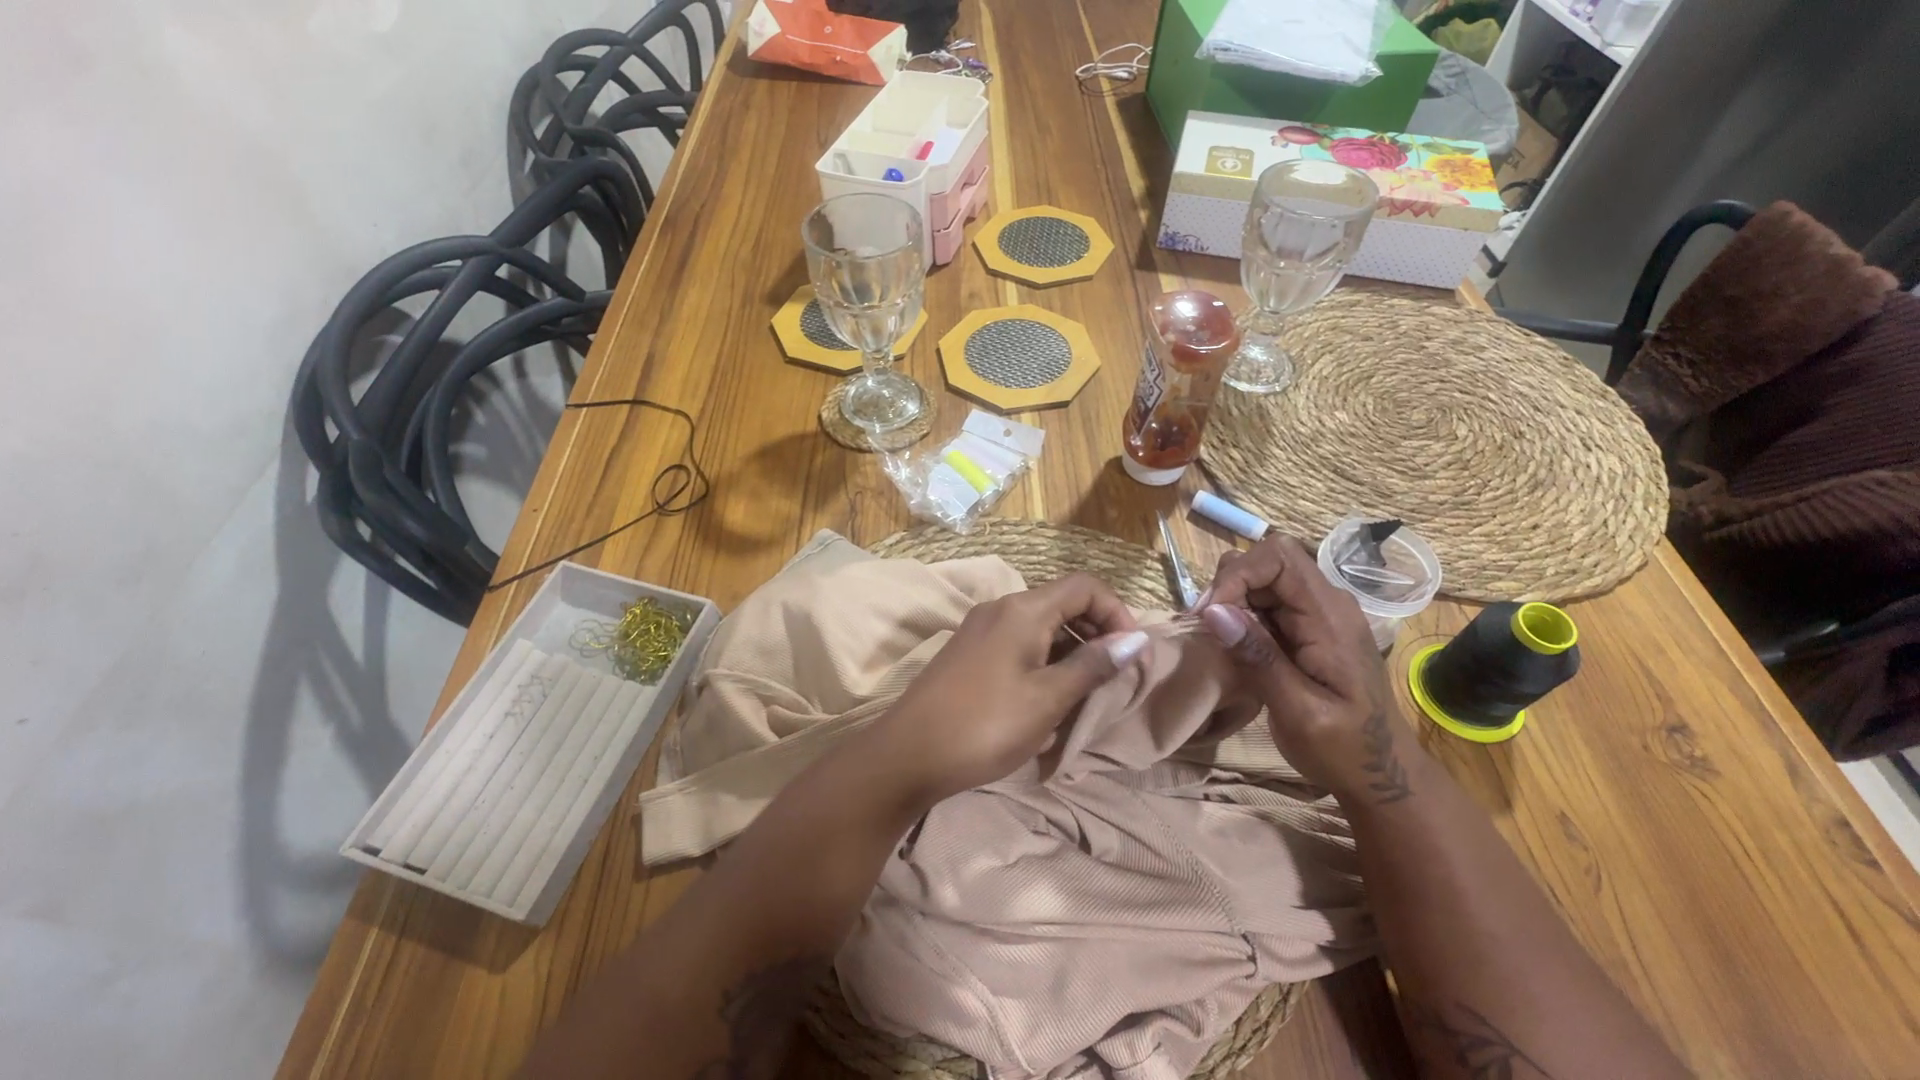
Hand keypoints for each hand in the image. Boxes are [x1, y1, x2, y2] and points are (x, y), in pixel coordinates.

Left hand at [857, 573, 1148, 808]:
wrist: (907, 756)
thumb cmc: (986, 725)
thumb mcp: (1048, 698)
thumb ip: (1093, 666)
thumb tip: (1136, 639)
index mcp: (1023, 610)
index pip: (1085, 586)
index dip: (1117, 613)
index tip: (1131, 655)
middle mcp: (1000, 609)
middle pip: (1062, 603)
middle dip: (1095, 633)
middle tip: (1112, 678)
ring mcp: (979, 631)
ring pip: (1040, 627)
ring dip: (1070, 652)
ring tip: (1083, 695)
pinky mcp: (967, 655)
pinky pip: (1018, 646)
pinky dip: (1042, 663)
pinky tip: (1045, 702)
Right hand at [1196, 535, 1418, 804]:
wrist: (1381, 775)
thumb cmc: (1344, 749)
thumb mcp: (1298, 712)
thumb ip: (1259, 658)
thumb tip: (1214, 611)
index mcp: (1330, 618)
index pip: (1279, 557)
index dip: (1237, 575)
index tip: (1209, 615)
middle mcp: (1328, 605)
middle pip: (1269, 562)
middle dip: (1229, 585)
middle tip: (1205, 627)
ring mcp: (1320, 616)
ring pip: (1265, 580)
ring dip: (1233, 599)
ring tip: (1216, 638)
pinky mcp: (1310, 630)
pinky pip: (1270, 604)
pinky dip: (1242, 615)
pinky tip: (1232, 646)